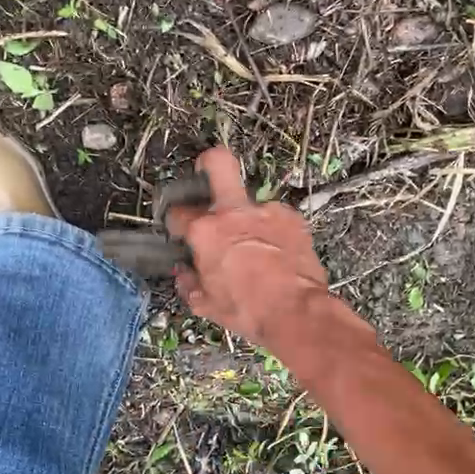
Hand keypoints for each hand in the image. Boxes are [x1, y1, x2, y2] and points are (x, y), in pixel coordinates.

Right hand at [166, 147, 331, 347]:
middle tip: (206, 173)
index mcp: (205, 232)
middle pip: (218, 163)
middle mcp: (234, 213)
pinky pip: (276, 218)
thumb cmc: (249, 311)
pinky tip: (277, 252)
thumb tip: (185, 273)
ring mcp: (266, 211)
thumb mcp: (207, 305)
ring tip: (255, 245)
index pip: (179, 213)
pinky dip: (273, 231)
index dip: (177, 223)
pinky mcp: (292, 218)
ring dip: (248, 218)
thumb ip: (190, 283)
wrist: (297, 311)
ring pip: (251, 202)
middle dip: (208, 162)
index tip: (181, 230)